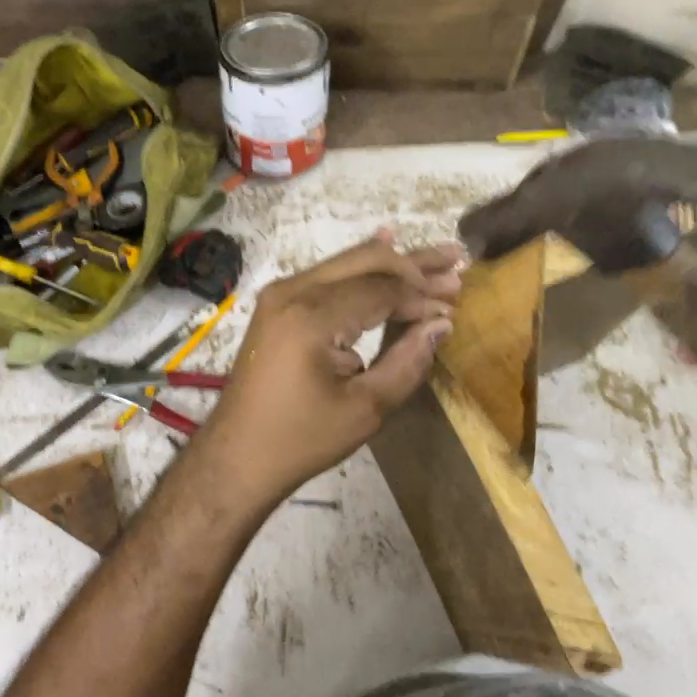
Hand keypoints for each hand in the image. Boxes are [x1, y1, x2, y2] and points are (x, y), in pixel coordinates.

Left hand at [192, 231, 463, 507]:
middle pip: (363, 262)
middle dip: (413, 263)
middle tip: (457, 259)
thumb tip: (442, 323)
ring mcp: (280, 293)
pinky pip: (326, 274)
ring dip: (391, 263)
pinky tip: (384, 244)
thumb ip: (407, 362)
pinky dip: (360, 267)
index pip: (381, 290)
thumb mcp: (365, 409)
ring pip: (345, 263)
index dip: (421, 296)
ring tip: (437, 257)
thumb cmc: (302, 438)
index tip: (455, 305)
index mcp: (311, 317)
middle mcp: (292, 292)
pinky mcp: (277, 303)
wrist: (238, 452)